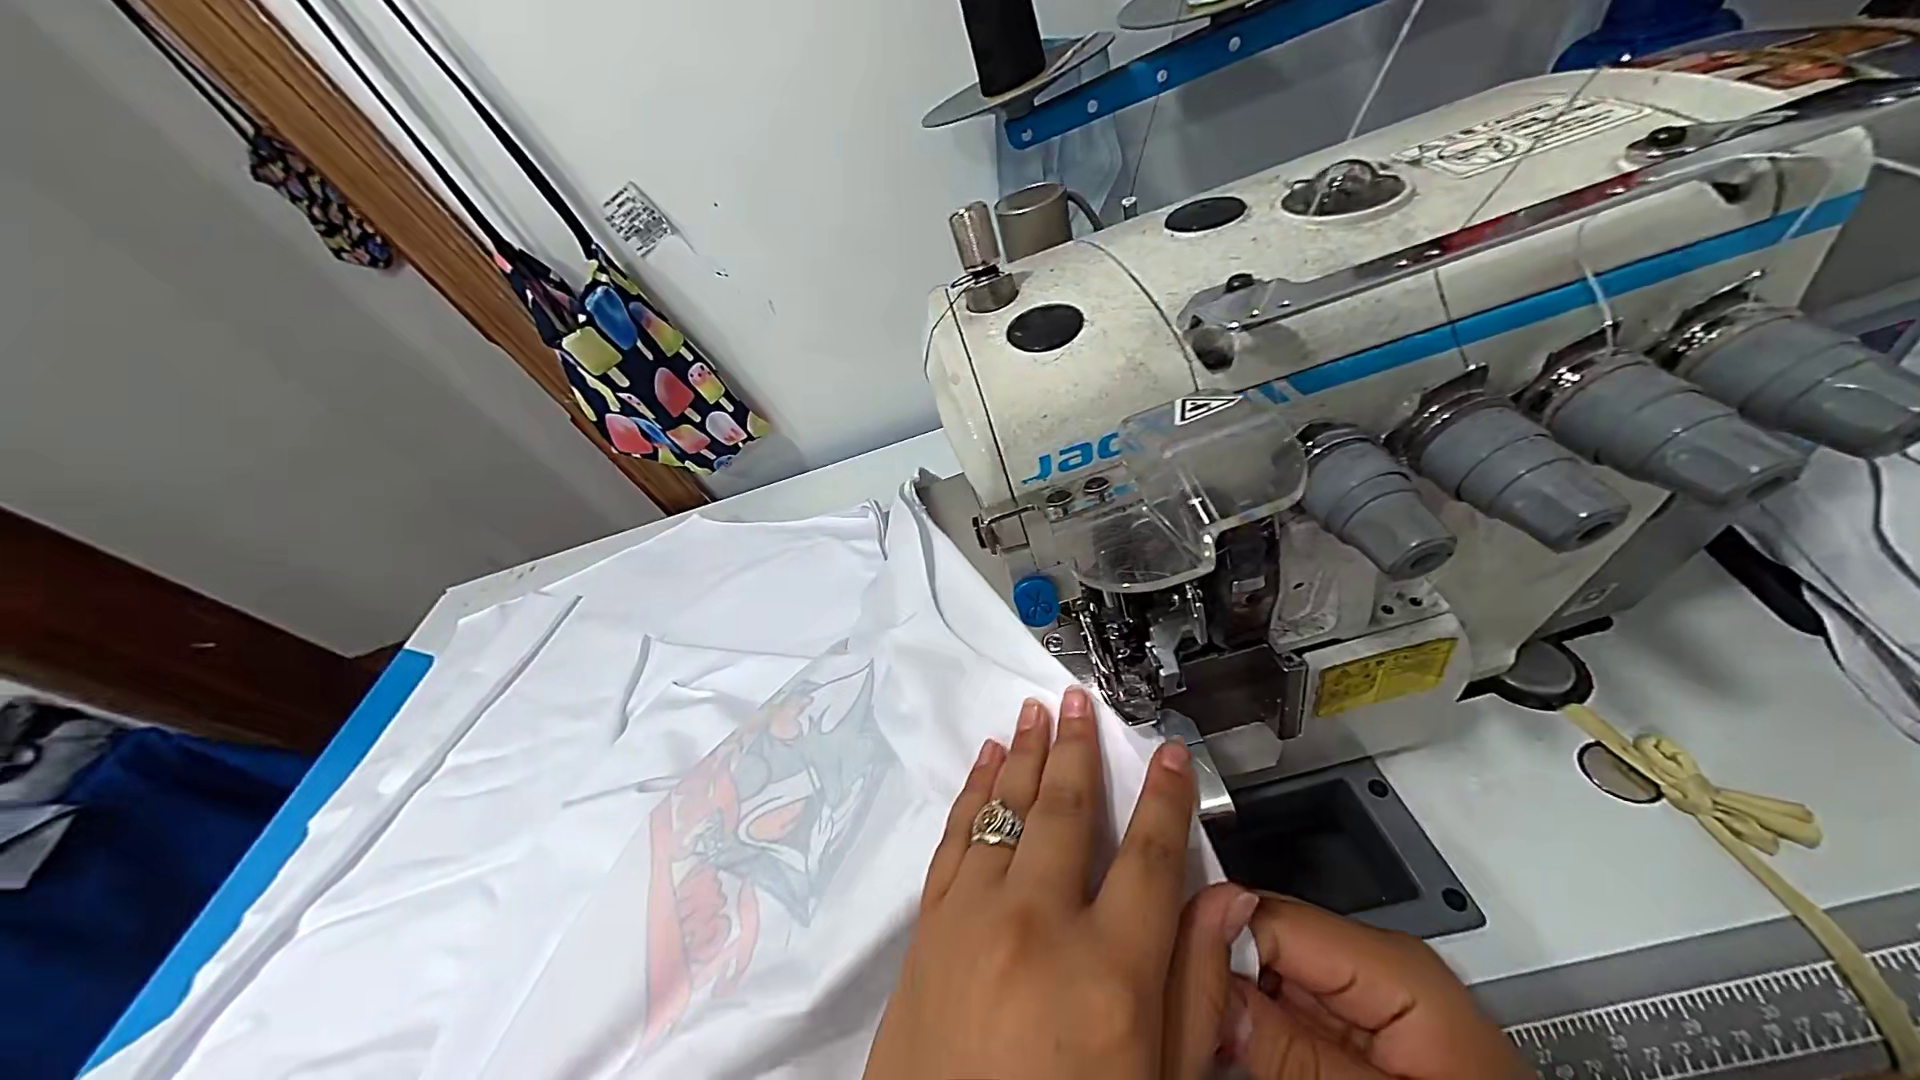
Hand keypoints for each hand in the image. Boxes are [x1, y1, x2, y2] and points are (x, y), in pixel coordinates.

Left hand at [863, 687, 1256, 1079]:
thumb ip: (1193, 990)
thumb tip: (1221, 901)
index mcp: (1109, 971)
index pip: (1149, 855)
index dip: (1165, 797)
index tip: (1168, 753)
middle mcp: (1038, 925)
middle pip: (1066, 810)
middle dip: (1078, 748)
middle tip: (1078, 699)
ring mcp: (974, 917)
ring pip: (1006, 809)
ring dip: (1023, 754)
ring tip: (1035, 711)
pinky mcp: (928, 925)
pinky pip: (955, 838)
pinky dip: (973, 792)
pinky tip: (985, 761)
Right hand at [1163, 889, 1527, 1079]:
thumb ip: (1300, 1052)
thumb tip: (1213, 998)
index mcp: (1392, 963)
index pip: (1269, 916)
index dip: (1211, 941)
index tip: (1172, 979)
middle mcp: (1368, 964)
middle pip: (1258, 936)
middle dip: (1211, 968)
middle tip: (1173, 1008)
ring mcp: (1353, 996)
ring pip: (1257, 972)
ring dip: (1221, 997)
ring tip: (1191, 1026)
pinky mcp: (1343, 1028)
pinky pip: (1274, 1006)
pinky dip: (1242, 1023)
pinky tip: (1221, 1040)